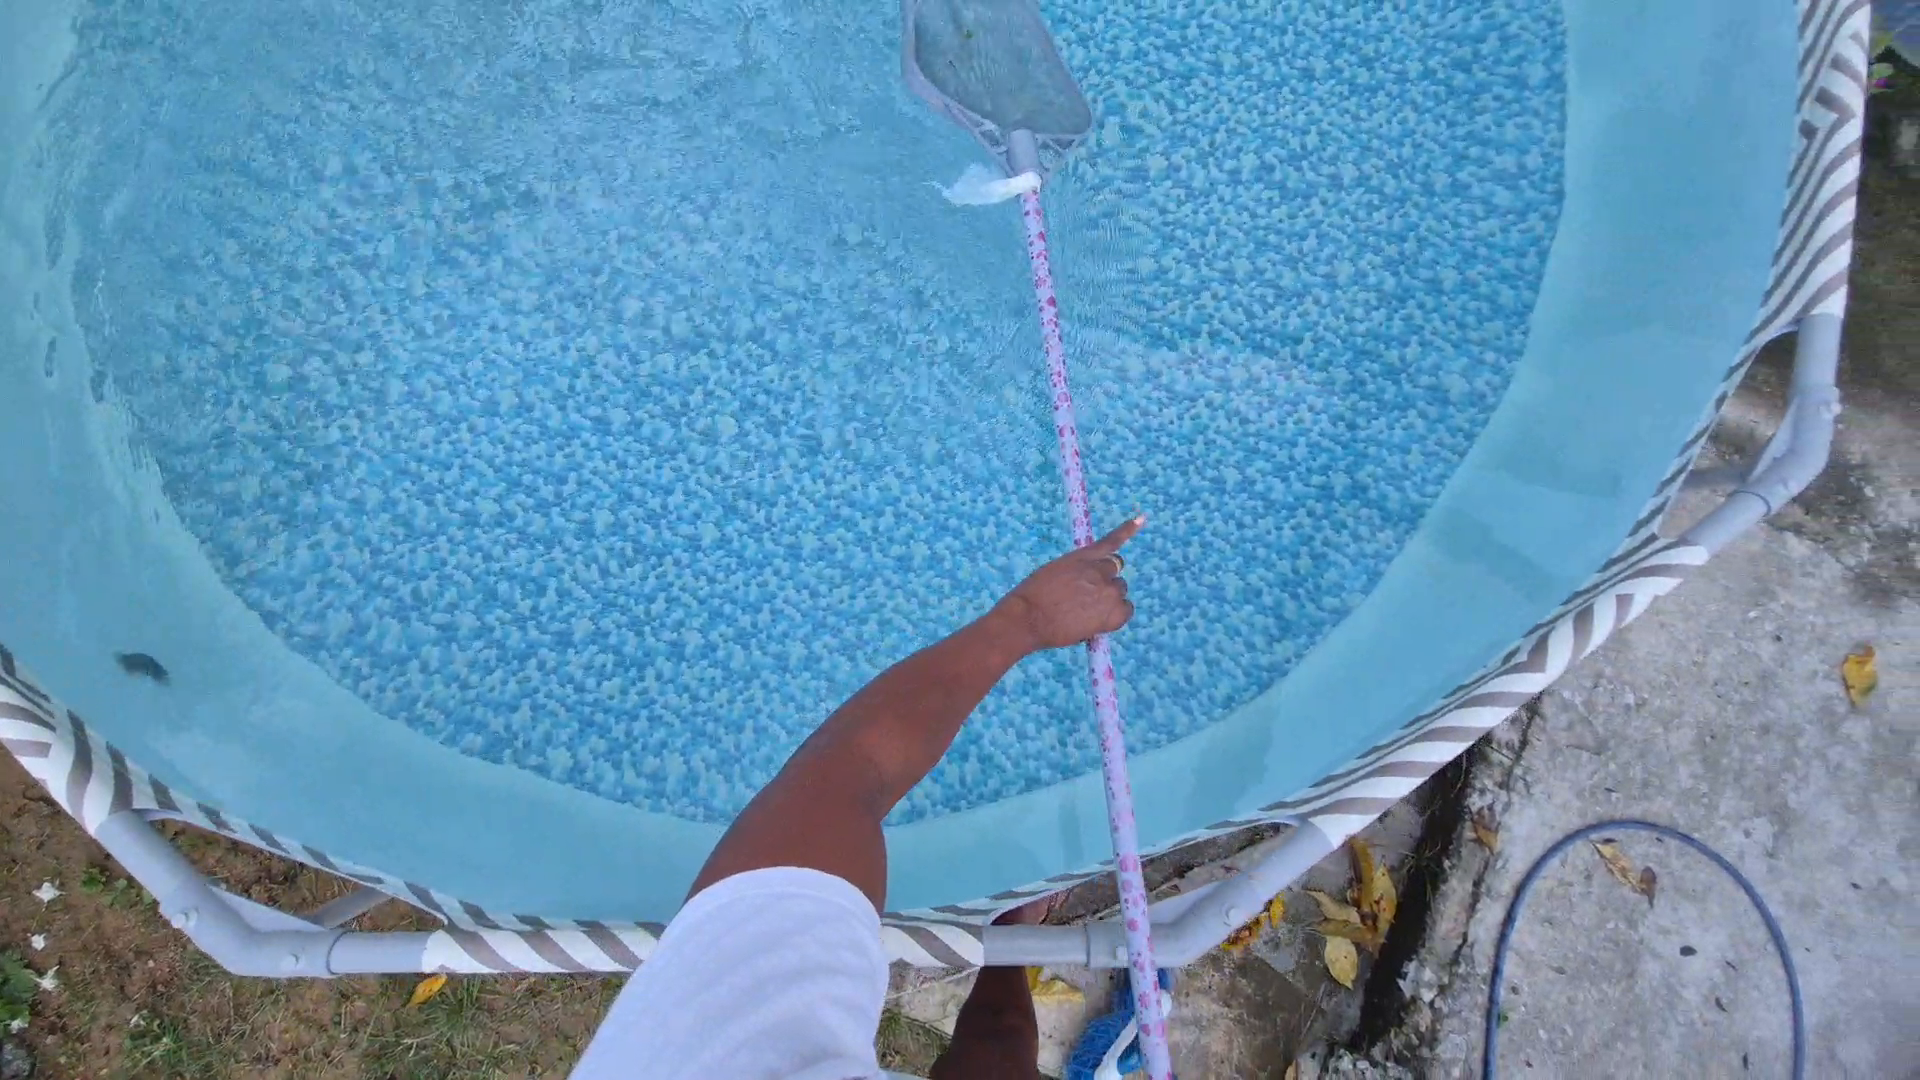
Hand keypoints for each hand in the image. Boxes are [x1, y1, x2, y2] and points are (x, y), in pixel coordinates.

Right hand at [992, 515, 1144, 651]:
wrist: (1029, 618)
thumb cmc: (1032, 598)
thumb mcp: (1054, 572)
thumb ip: (1076, 572)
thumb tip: (1087, 585)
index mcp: (1082, 556)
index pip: (1111, 542)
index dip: (1127, 530)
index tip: (1141, 519)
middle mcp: (1099, 570)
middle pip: (1115, 571)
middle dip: (1104, 580)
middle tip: (1086, 596)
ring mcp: (1108, 590)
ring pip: (1119, 591)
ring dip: (1107, 599)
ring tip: (1084, 612)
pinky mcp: (1114, 612)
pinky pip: (1126, 610)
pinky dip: (1116, 614)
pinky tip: (1099, 620)